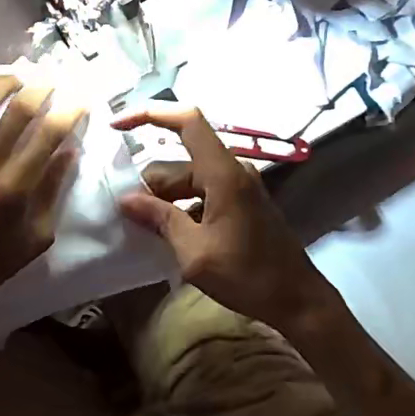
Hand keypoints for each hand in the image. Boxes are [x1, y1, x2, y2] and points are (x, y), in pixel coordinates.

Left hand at [0, 77, 85, 356]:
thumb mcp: (39, 233)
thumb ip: (53, 189)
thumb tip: (69, 149)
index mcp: (15, 189)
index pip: (49, 135)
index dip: (69, 111)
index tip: (80, 100)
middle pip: (16, 114)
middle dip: (41, 90)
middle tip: (54, 81)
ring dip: (0, 85)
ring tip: (18, 76)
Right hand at [112, 105, 334, 327]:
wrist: (296, 300)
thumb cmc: (248, 275)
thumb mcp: (194, 252)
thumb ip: (160, 220)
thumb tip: (126, 199)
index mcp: (223, 174)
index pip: (187, 122)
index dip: (150, 115)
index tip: (117, 127)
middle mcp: (231, 172)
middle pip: (179, 161)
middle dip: (149, 183)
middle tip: (125, 215)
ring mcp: (238, 188)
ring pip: (187, 180)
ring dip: (163, 199)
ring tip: (140, 228)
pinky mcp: (240, 205)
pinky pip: (201, 194)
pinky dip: (179, 208)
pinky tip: (164, 234)